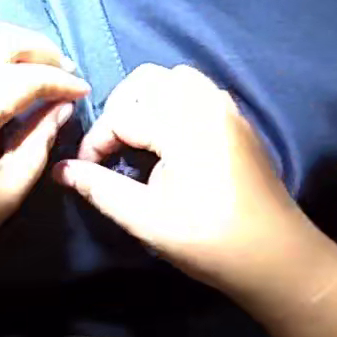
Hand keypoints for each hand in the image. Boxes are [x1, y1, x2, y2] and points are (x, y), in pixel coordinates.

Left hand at [0, 19, 89, 278]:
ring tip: (31, 60)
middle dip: (39, 48)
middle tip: (62, 69)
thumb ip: (39, 142)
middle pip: (0, 39)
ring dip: (8, 37)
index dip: (61, 81)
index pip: (27, 76)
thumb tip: (61, 107)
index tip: (82, 91)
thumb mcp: (6, 190)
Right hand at [54, 63, 331, 307]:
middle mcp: (208, 107)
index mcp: (184, 128)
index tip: (85, 171)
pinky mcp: (239, 124)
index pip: (123, 115)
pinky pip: (201, 93)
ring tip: (137, 138)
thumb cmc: (207, 241)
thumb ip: (100, 188)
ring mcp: (228, 112)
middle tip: (111, 145)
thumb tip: (60, 171)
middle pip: (151, 79)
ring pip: (179, 79)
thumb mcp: (145, 219)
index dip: (96, 142)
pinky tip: (168, 141)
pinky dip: (175, 104)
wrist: (276, 258)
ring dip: (149, 100)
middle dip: (121, 106)